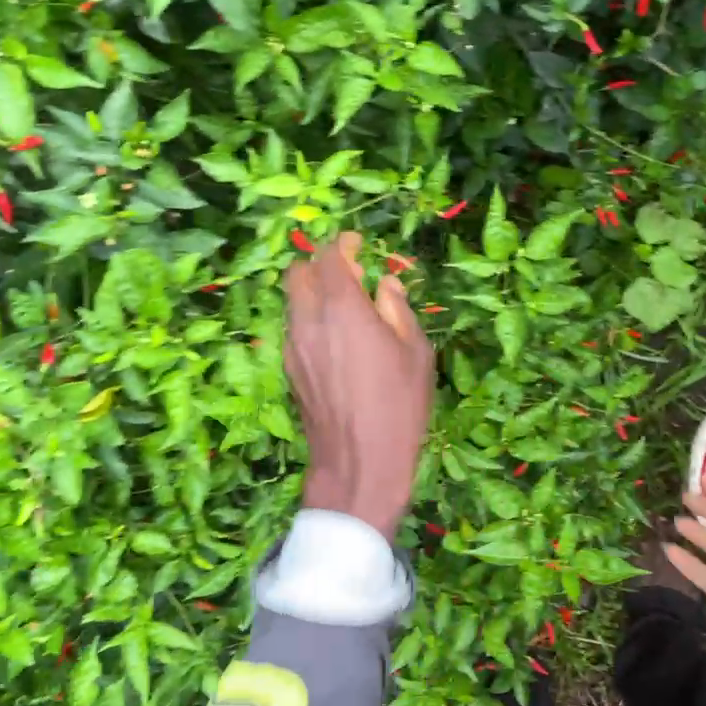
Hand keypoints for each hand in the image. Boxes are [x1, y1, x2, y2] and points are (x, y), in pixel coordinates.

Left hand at [284, 232, 434, 535]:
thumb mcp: (415, 353)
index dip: (343, 244)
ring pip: (292, 301)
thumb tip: (385, 285)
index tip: (359, 244)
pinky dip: (309, 319)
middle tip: (348, 273)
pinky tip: (335, 339)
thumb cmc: (398, 405)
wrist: (358, 461)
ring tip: (344, 307)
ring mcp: (293, 346)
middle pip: (298, 273)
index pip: (330, 257)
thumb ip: (397, 310)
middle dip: (320, 264)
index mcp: (343, 308)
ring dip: (313, 293)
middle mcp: (309, 320)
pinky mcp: (290, 369)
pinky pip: (293, 328)